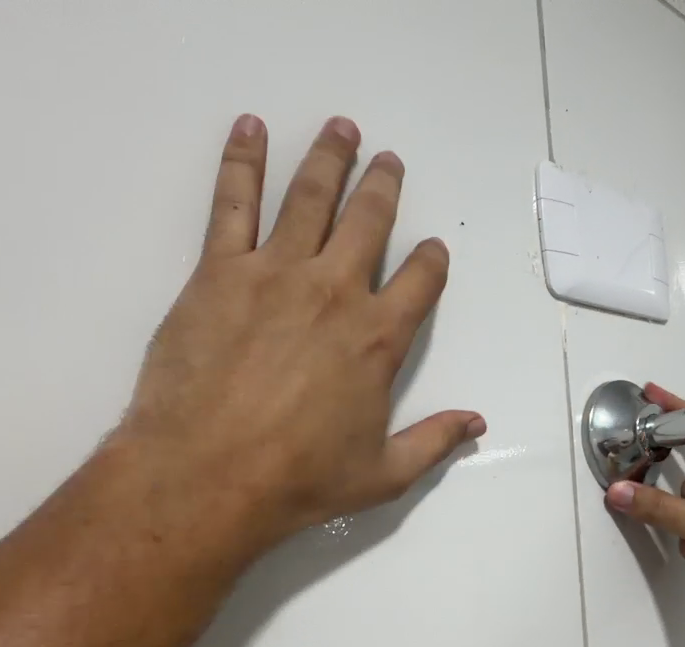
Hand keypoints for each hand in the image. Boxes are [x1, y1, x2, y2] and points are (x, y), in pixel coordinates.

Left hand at [108, 114, 482, 555]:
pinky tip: (251, 130)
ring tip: (341, 129)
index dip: (432, 260)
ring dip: (329, 159)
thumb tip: (477, 424)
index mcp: (379, 339)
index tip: (433, 248)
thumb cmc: (301, 479)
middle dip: (384, 187)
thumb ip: (435, 441)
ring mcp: (275, 274)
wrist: (207, 475)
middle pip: (369, 222)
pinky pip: (233, 203)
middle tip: (389, 161)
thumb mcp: (384, 473)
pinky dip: (243, 161)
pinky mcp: (219, 271)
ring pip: (310, 198)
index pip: (421, 280)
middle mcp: (335, 292)